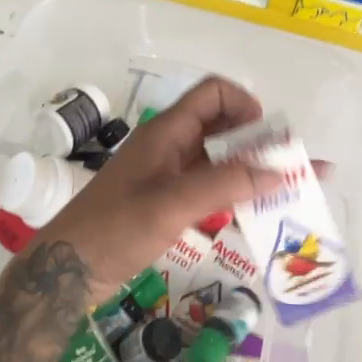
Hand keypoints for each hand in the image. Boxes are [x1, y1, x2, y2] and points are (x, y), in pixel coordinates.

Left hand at [33, 76, 284, 303]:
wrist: (69, 268)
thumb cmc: (114, 229)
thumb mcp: (170, 205)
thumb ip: (224, 185)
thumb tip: (279, 171)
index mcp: (166, 132)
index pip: (213, 94)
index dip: (245, 105)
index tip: (270, 138)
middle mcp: (169, 146)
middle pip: (222, 127)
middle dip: (259, 142)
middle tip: (292, 171)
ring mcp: (167, 175)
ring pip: (218, 161)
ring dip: (250, 172)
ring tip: (286, 195)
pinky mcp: (166, 202)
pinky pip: (208, 188)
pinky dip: (233, 195)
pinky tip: (254, 216)